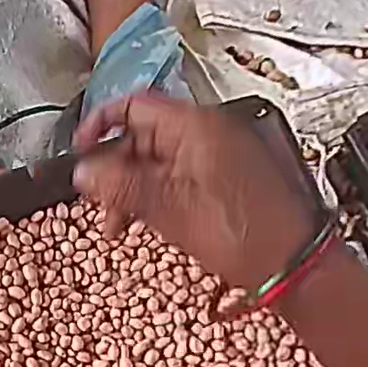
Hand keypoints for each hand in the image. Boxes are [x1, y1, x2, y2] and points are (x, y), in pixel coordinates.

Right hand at [72, 92, 316, 289]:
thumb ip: (122, 185)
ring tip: (117, 224)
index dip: (100, 124)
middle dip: (112, 170)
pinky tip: (142, 221)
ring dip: (128, 189)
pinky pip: (171, 178)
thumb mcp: (168, 208)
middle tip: (97, 202)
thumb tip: (83, 172)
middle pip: (140, 137)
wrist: (287, 260)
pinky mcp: (216, 180)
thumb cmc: (240, 232)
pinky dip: (149, 197)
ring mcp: (211, 157)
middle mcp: (204, 134)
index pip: (135, 106)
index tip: (80, 149)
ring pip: (152, 162)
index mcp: (194, 127)